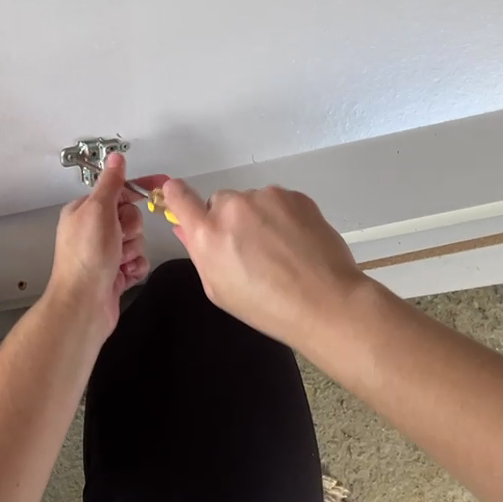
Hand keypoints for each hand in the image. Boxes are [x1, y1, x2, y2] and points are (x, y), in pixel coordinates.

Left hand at [47, 153, 151, 333]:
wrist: (84, 306)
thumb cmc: (86, 257)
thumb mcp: (98, 210)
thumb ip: (111, 183)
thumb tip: (117, 158)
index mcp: (84, 211)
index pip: (118, 191)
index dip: (140, 188)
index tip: (163, 183)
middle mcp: (92, 230)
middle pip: (131, 217)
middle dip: (132, 229)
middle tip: (119, 239)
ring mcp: (104, 253)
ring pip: (137, 241)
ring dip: (133, 251)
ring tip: (118, 262)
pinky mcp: (115, 274)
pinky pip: (138, 262)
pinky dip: (135, 268)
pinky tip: (124, 276)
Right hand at [161, 179, 371, 344]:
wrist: (326, 302)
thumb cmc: (266, 306)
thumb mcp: (218, 289)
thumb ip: (199, 253)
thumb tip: (185, 228)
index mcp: (207, 233)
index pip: (179, 196)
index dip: (176, 195)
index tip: (179, 197)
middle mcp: (232, 207)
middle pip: (220, 202)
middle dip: (229, 220)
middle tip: (250, 249)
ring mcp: (265, 197)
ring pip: (252, 201)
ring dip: (258, 217)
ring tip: (280, 250)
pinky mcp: (294, 196)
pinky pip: (278, 201)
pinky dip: (283, 216)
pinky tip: (296, 242)